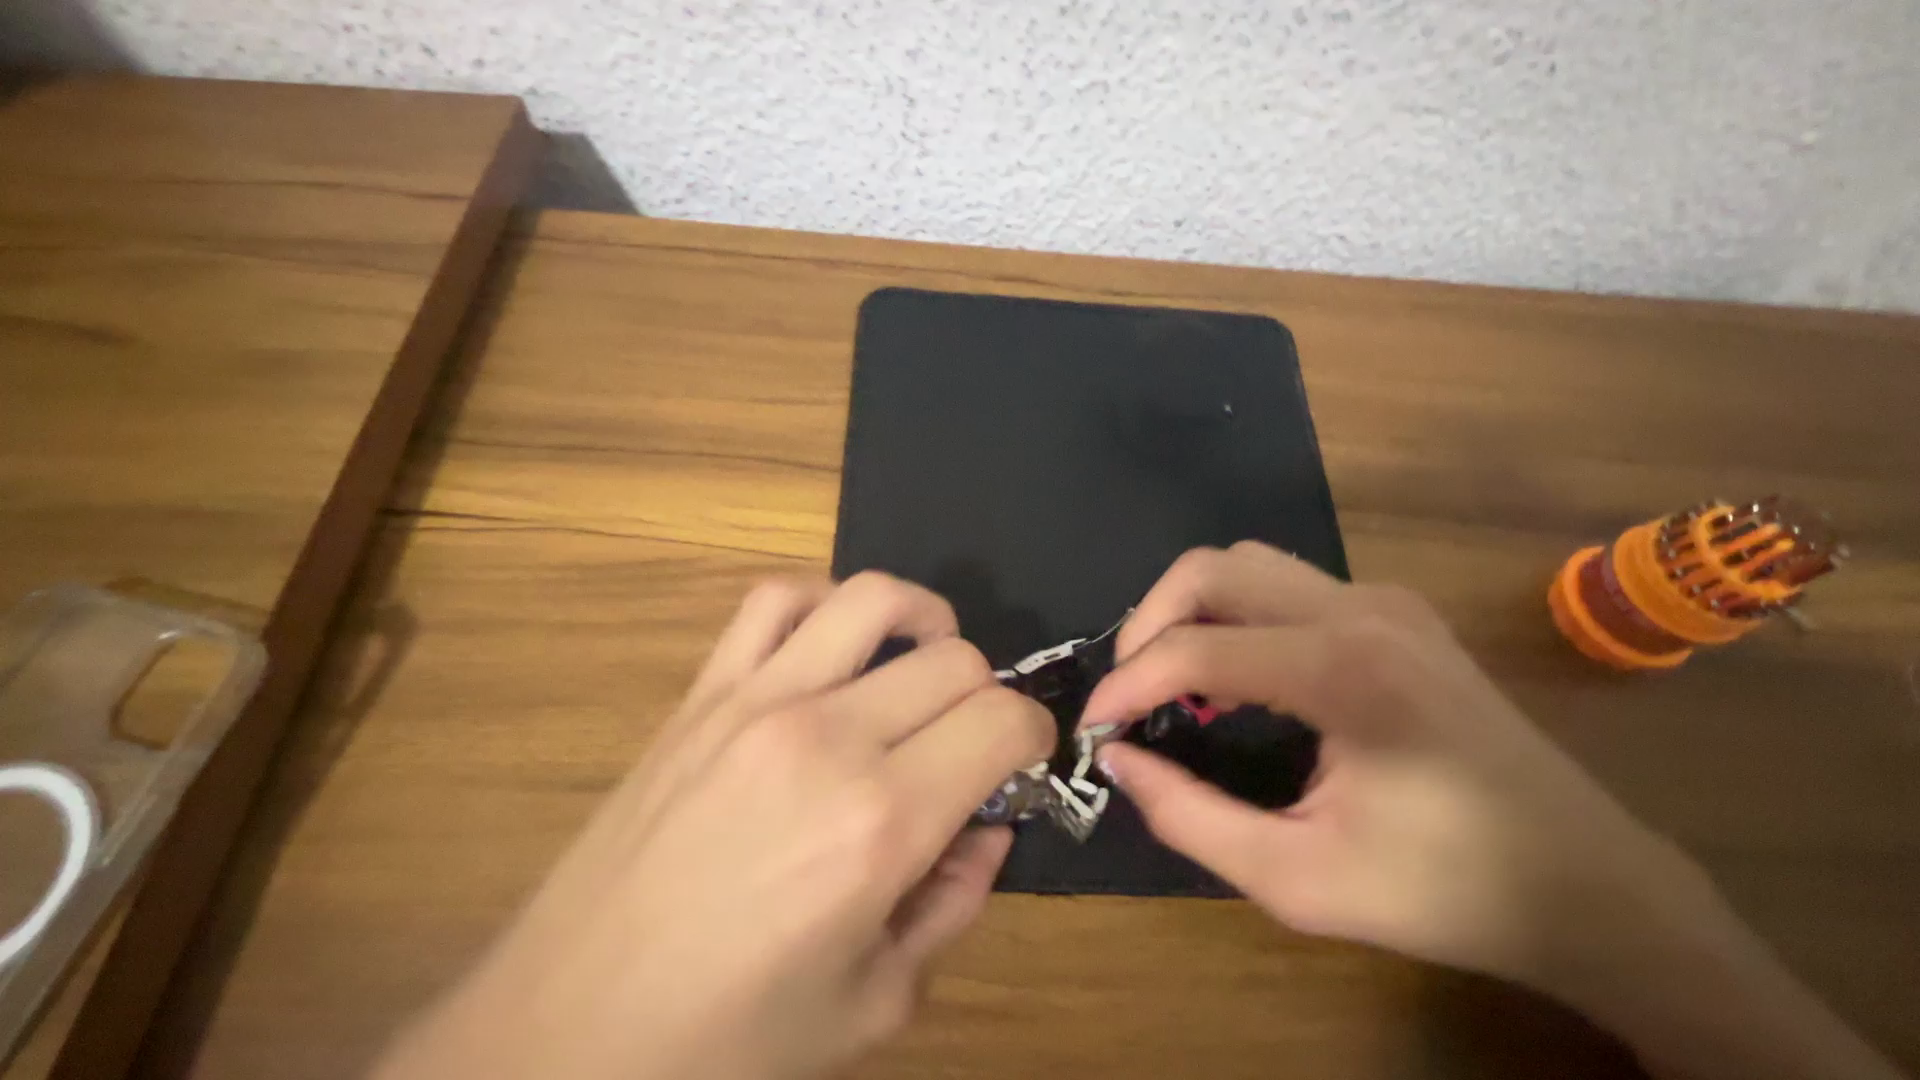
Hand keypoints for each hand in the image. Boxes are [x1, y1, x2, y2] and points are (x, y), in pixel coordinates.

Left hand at [376, 573, 1052, 1079]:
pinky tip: (837, 647)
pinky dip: (824, 603)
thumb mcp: (875, 1003)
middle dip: (987, 698)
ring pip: (872, 600)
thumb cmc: (729, 1040)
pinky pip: (773, 601)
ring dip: (924, 622)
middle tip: (970, 747)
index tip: (1022, 767)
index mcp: (881, 823)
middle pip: (955, 659)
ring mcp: (756, 701)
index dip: (1033, 738)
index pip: (1001, 722)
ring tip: (927, 662)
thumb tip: (990, 825)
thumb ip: (954, 903)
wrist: (568, 1028)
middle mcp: (826, 739)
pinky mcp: (702, 694)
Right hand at [1082, 541, 1714, 997]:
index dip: (1127, 683)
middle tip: (1130, 689)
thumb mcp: (1295, 878)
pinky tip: (1236, 678)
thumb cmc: (1442, 891)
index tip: (1096, 728)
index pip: (1196, 647)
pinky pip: (1290, 587)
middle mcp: (1363, 612)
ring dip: (1194, 610)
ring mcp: (1387, 604)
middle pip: (1217, 567)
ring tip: (1173, 680)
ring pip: (1252, 565)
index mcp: (1344, 672)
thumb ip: (1187, 815)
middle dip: (1151, 620)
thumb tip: (1118, 757)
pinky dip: (1238, 616)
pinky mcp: (1400, 615)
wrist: (1587, 886)